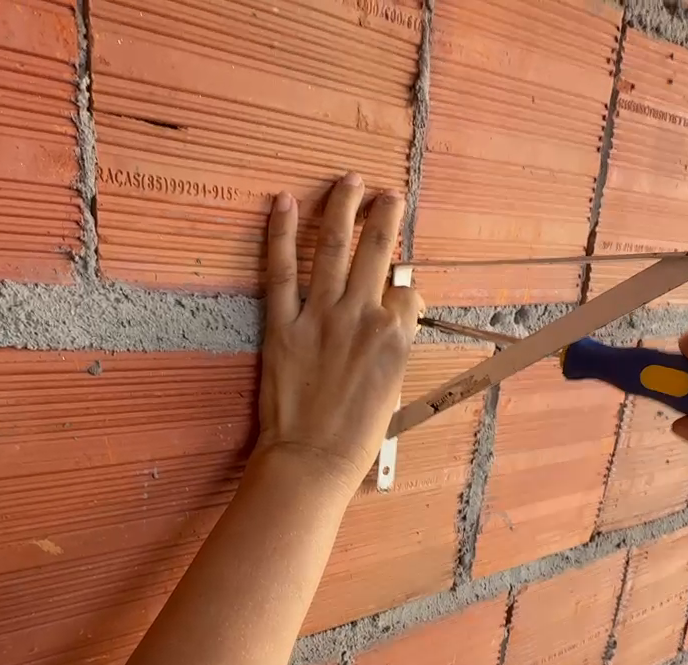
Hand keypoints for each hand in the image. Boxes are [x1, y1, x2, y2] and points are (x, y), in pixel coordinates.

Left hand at [256, 174, 423, 491]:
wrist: (312, 460)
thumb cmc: (355, 440)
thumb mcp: (391, 392)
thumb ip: (391, 351)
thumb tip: (388, 326)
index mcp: (396, 336)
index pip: (407, 291)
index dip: (404, 287)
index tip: (396, 289)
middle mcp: (363, 315)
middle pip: (377, 250)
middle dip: (385, 215)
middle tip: (386, 195)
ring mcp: (321, 315)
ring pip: (333, 246)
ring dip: (342, 207)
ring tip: (348, 180)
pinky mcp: (282, 324)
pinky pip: (281, 269)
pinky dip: (280, 232)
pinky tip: (285, 201)